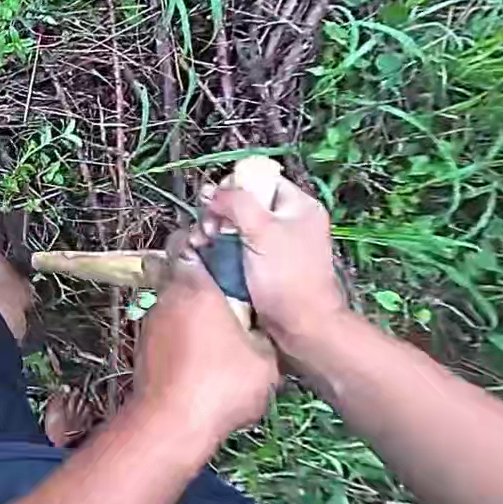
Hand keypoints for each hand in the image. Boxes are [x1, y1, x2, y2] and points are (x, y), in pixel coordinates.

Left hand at [133, 226, 282, 450]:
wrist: (172, 420)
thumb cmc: (222, 383)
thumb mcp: (265, 359)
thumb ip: (262, 331)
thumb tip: (260, 325)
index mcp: (194, 286)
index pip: (184, 242)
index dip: (199, 240)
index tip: (220, 249)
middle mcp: (166, 295)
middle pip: (175, 268)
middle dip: (197, 274)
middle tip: (226, 290)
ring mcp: (150, 318)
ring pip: (169, 297)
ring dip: (188, 304)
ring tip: (217, 325)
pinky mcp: (144, 342)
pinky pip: (165, 322)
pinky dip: (180, 327)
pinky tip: (200, 349)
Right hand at [202, 165, 348, 346]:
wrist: (299, 325)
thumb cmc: (285, 275)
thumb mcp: (262, 230)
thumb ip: (236, 202)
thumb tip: (211, 192)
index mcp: (297, 205)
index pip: (259, 178)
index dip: (234, 186)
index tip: (218, 204)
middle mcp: (286, 219)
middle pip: (241, 199)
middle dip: (219, 210)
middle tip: (209, 228)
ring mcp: (272, 241)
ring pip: (233, 221)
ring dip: (213, 228)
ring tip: (202, 241)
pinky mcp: (259, 260)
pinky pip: (233, 242)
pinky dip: (217, 245)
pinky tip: (205, 251)